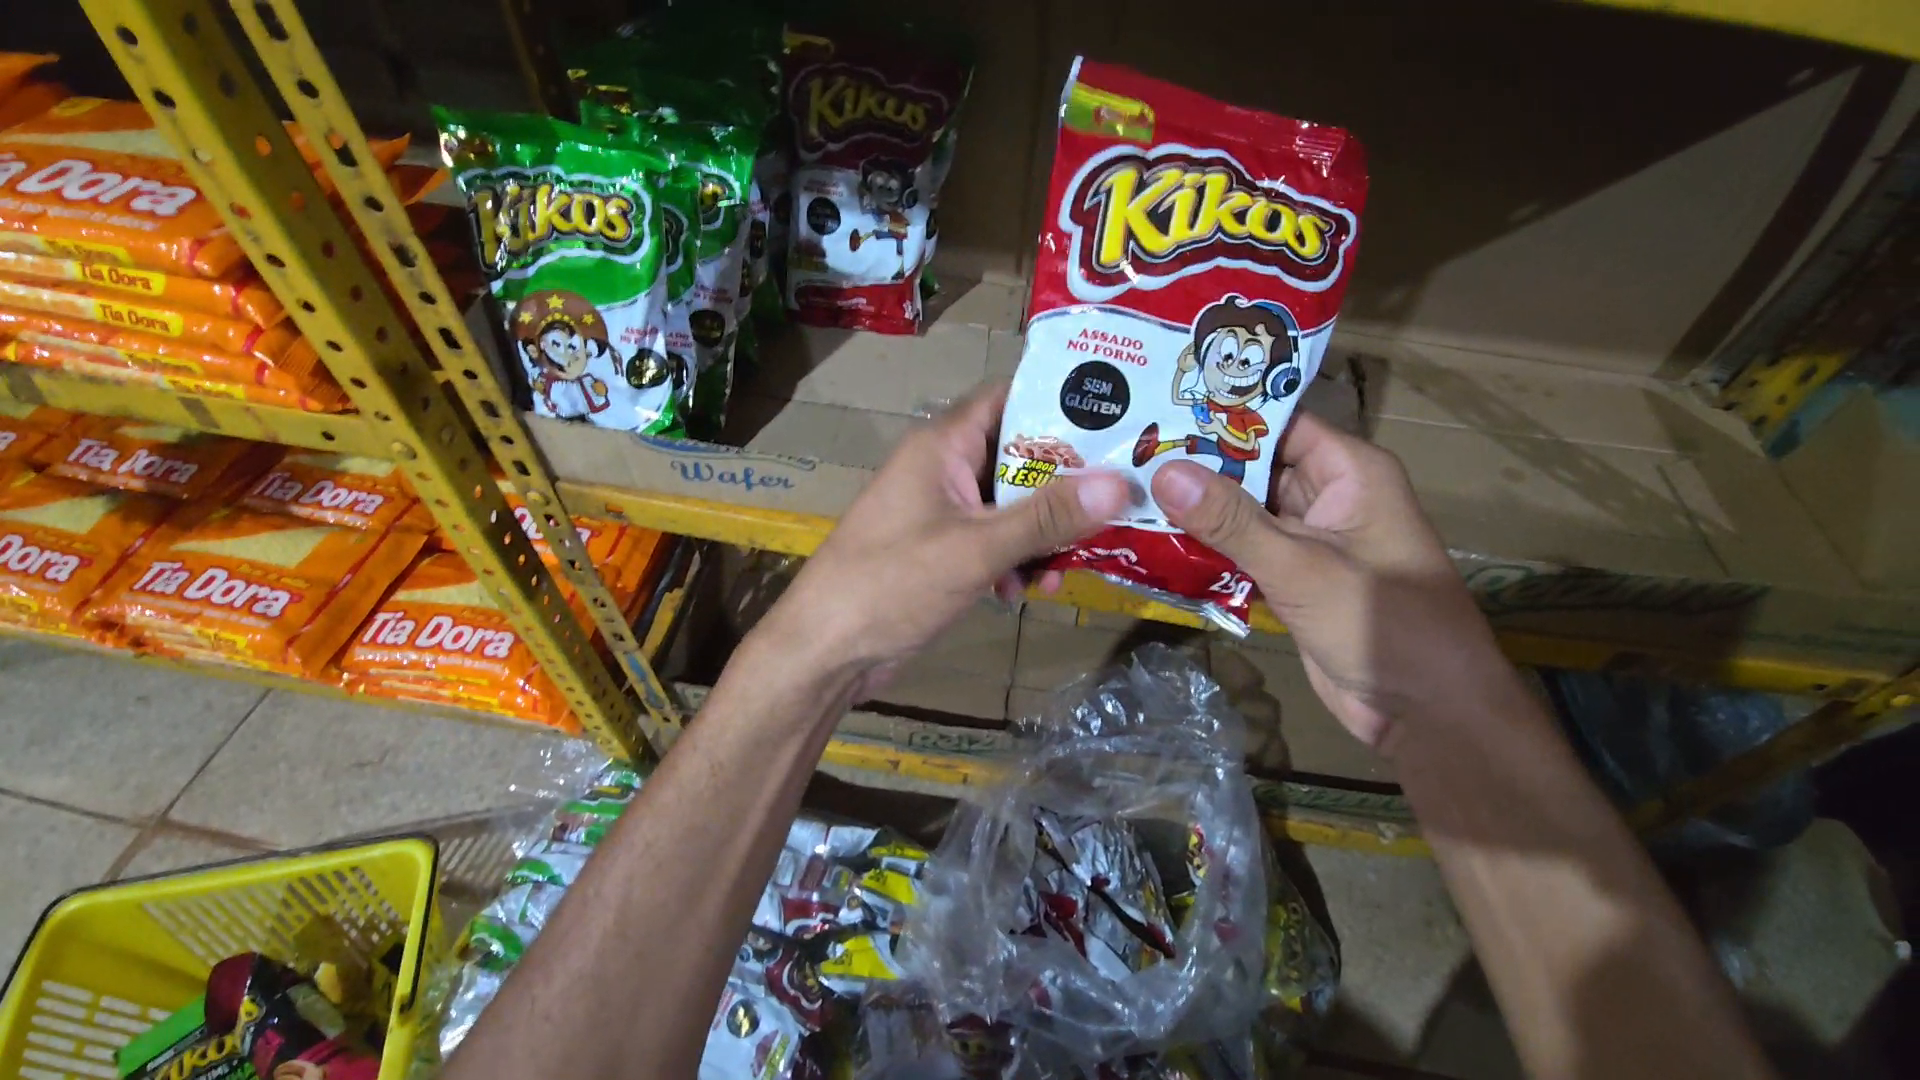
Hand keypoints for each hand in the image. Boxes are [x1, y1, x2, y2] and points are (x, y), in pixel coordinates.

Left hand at [761, 382, 1129, 699]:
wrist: (827, 651)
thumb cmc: (892, 584)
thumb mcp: (975, 549)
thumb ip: (1046, 517)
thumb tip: (1120, 483)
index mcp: (942, 446)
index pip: (1007, 398)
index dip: (1058, 403)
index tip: (1115, 419)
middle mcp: (942, 470)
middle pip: (1018, 458)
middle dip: (1063, 486)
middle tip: (1115, 502)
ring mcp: (941, 513)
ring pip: (1011, 506)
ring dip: (1042, 534)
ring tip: (1065, 566)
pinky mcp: (941, 552)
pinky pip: (993, 542)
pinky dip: (1014, 562)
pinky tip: (1024, 593)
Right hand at [1151, 413, 1505, 752]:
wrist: (1425, 710)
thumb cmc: (1381, 623)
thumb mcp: (1300, 567)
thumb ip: (1231, 521)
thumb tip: (1164, 471)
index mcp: (1349, 472)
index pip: (1278, 422)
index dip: (1221, 414)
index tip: (1157, 408)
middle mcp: (1329, 495)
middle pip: (1253, 465)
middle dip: (1196, 464)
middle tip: (1127, 453)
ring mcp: (1310, 539)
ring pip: (1244, 510)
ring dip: (1197, 510)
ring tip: (1128, 492)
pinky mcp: (1293, 577)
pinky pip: (1244, 549)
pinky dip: (1208, 548)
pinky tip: (1154, 543)